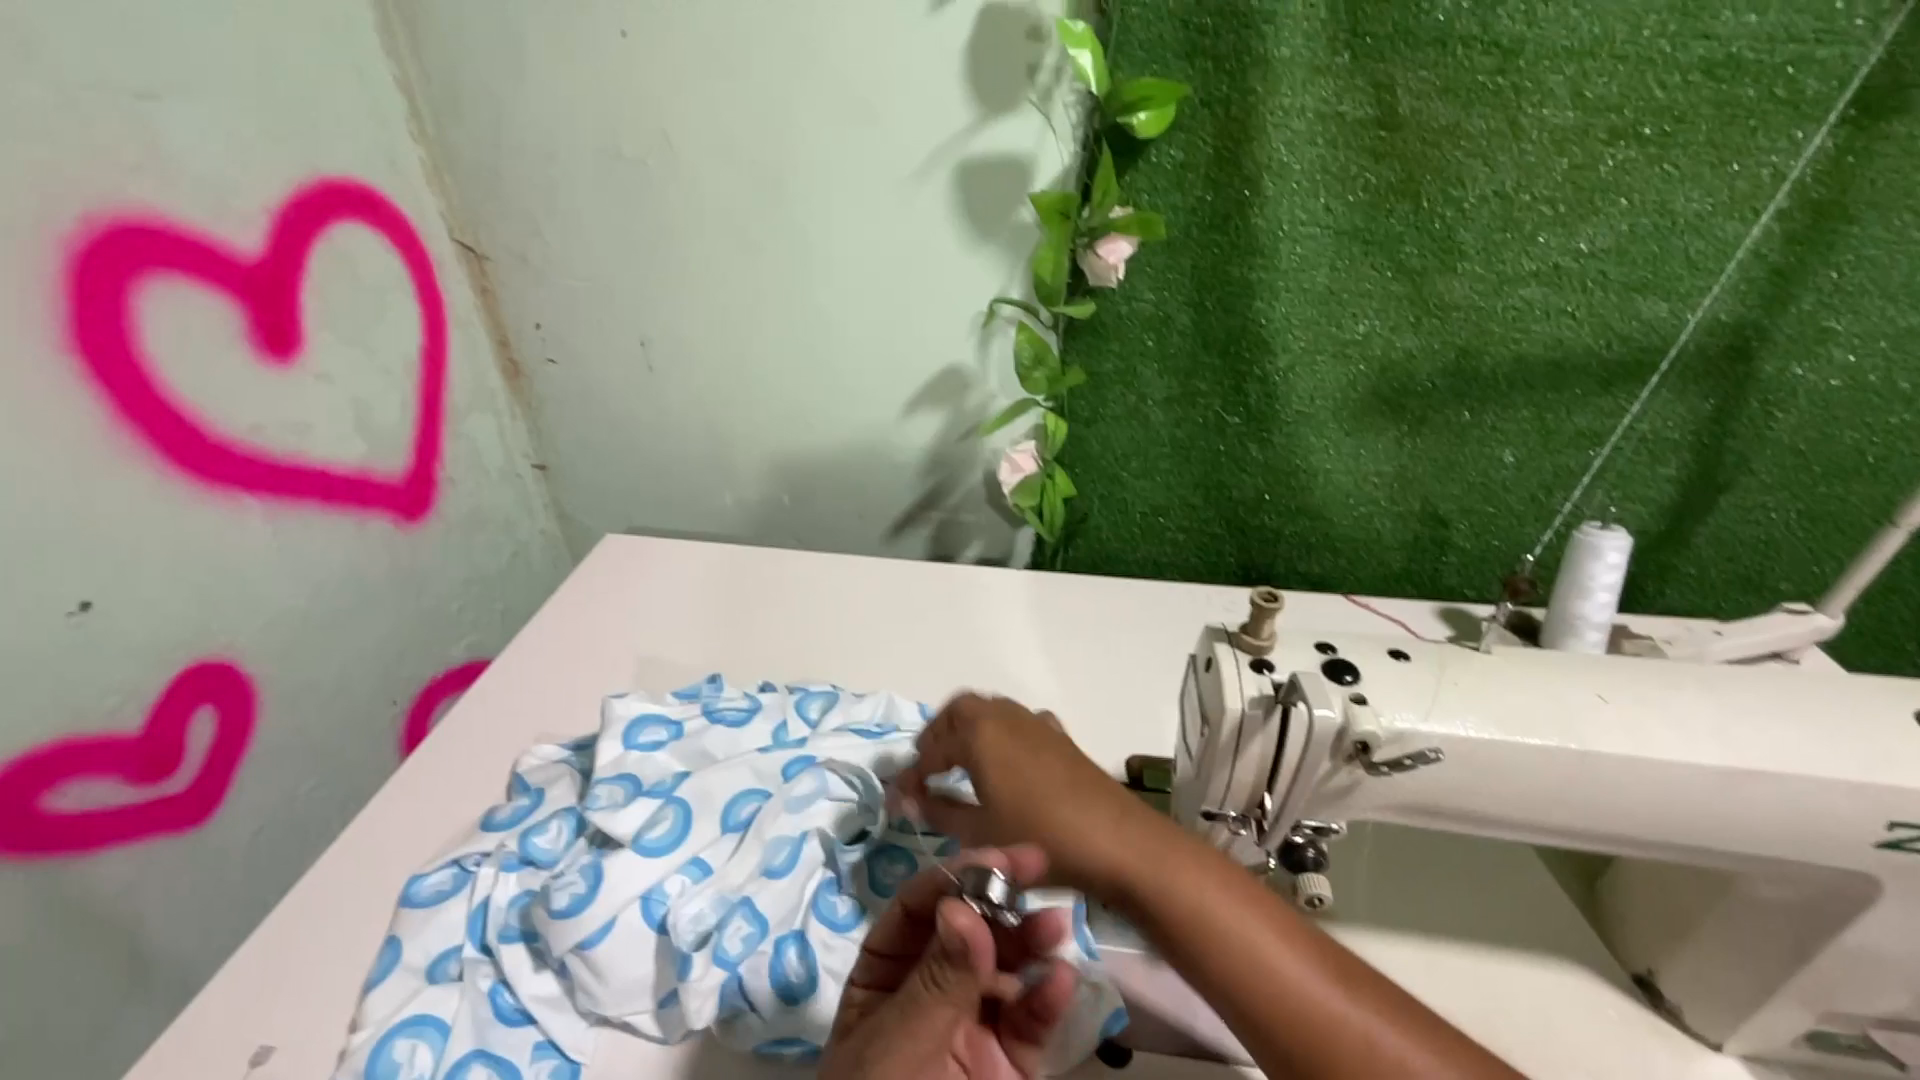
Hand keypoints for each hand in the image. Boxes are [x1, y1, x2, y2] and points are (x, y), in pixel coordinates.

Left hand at [819, 846, 1077, 1079]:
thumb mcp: (896, 1049)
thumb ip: (935, 983)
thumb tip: (963, 910)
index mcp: (884, 978)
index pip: (916, 912)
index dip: (952, 879)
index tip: (992, 859)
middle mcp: (929, 992)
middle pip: (968, 931)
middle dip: (999, 900)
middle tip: (1036, 868)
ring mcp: (972, 1027)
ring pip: (1007, 969)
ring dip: (1031, 941)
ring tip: (1056, 924)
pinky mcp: (1009, 1064)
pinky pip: (1032, 1023)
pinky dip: (1049, 999)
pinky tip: (1062, 980)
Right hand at [894, 694, 1161, 896]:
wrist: (1118, 842)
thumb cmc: (1039, 837)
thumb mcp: (979, 833)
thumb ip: (939, 810)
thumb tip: (906, 798)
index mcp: (979, 734)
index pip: (932, 747)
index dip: (913, 774)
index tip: (900, 799)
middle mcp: (1005, 717)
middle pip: (960, 710)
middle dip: (939, 735)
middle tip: (927, 768)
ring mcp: (1036, 724)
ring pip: (991, 711)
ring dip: (969, 731)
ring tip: (959, 766)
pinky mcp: (1060, 738)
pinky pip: (1018, 724)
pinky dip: (999, 736)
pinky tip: (1003, 766)